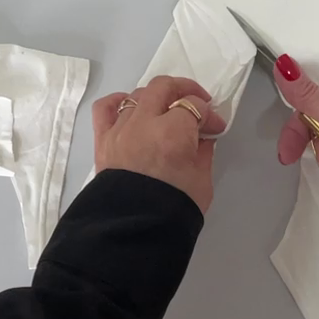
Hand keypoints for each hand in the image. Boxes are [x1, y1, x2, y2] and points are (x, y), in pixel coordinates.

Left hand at [92, 75, 228, 213]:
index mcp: (172, 133)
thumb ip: (203, 150)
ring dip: (156, 98)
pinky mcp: (103, 139)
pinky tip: (129, 107)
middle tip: (197, 104)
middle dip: (184, 90)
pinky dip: (117, 101)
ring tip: (166, 111)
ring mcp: (120, 128)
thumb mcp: (202, 180)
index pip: (194, 106)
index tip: (215, 128)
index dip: (209, 115)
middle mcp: (144, 123)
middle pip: (163, 87)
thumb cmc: (174, 208)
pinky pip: (105, 108)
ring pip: (137, 95)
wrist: (134, 231)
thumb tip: (203, 136)